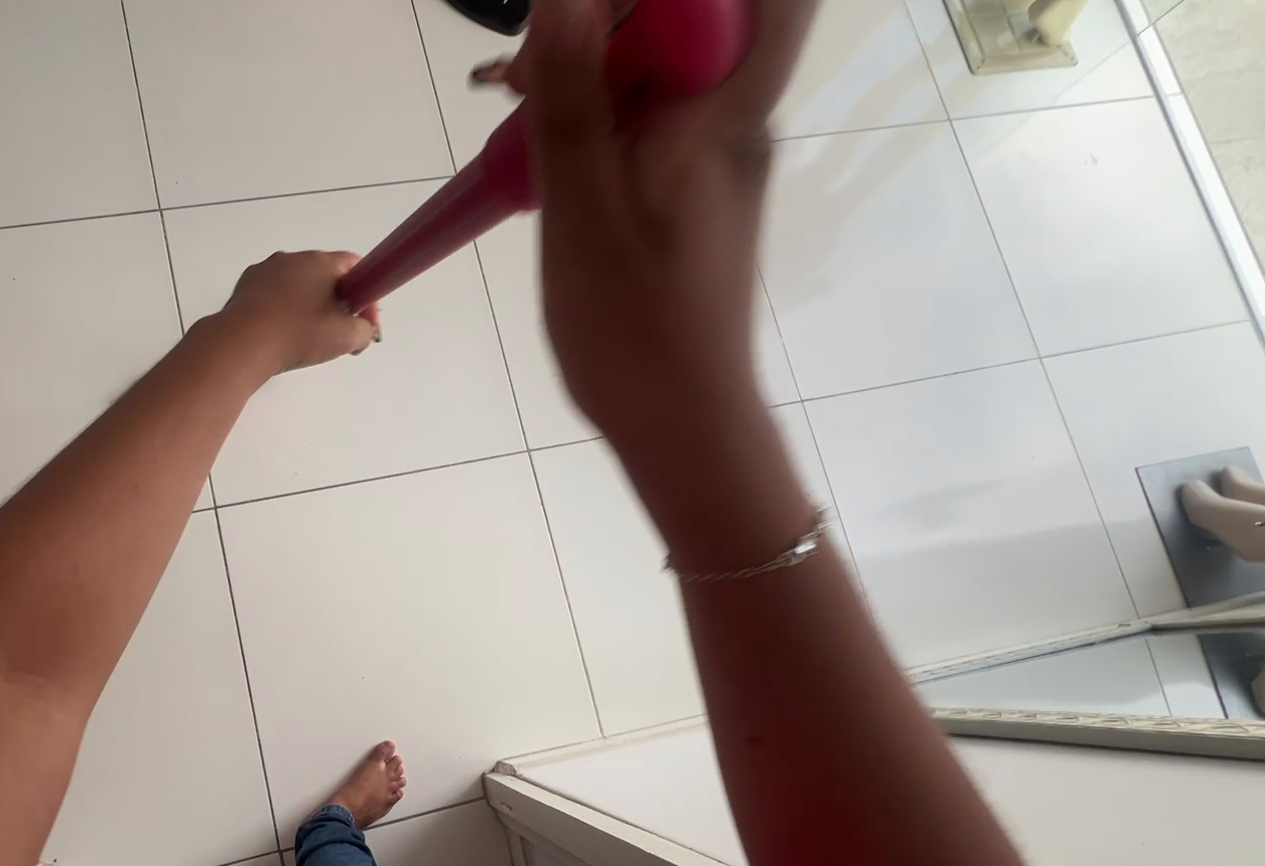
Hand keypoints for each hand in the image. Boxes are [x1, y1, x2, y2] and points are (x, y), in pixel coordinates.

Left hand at [214, 250, 380, 375]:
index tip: (364, 320)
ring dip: (310, 308)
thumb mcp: (346, 338)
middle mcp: (292, 258)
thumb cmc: (299, 334)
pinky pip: (274, 297)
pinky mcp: (244, 288)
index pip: (355, 265)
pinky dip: (284, 313)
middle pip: (326, 277)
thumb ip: (365, 330)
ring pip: (298, 287)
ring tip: (307, 341)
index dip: (366, 292)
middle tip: (339, 335)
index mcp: (320, 261)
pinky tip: (283, 337)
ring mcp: (264, 271)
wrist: (242, 344)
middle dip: (338, 304)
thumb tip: (362, 330)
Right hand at [514, 0, 817, 445]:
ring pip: (666, 75)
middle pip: (693, 21)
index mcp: (723, 117)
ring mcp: (718, 164)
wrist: (682, 426)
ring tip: (530, 135)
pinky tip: (561, 175)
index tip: (588, 25)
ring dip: (594, 82)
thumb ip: (575, 105)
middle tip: (528, 87)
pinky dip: (604, 128)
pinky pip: (656, 127)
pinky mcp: (696, 200)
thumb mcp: (583, 217)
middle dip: (604, 31)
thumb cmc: (632, 333)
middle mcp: (736, 125)